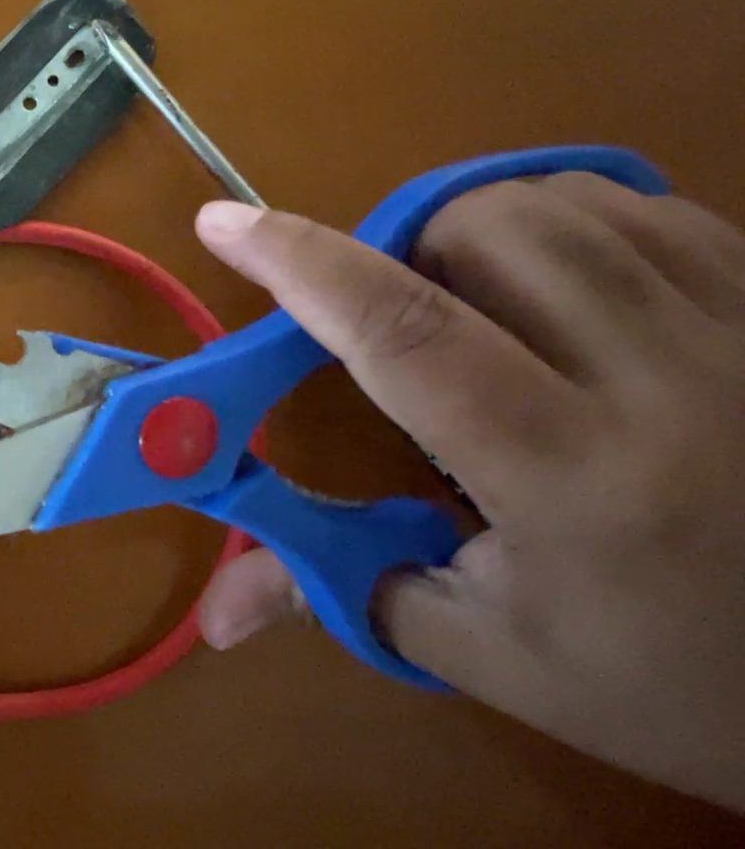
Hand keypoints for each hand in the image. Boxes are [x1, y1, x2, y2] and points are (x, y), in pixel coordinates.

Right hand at [192, 173, 744, 810]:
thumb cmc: (668, 676)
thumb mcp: (481, 648)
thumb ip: (333, 590)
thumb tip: (210, 613)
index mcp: (566, 474)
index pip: (407, 334)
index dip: (299, 266)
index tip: (220, 223)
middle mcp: (665, 383)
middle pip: (494, 231)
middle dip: (400, 243)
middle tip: (386, 309)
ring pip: (570, 202)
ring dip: (472, 230)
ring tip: (464, 298)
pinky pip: (650, 208)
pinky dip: (565, 224)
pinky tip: (555, 288)